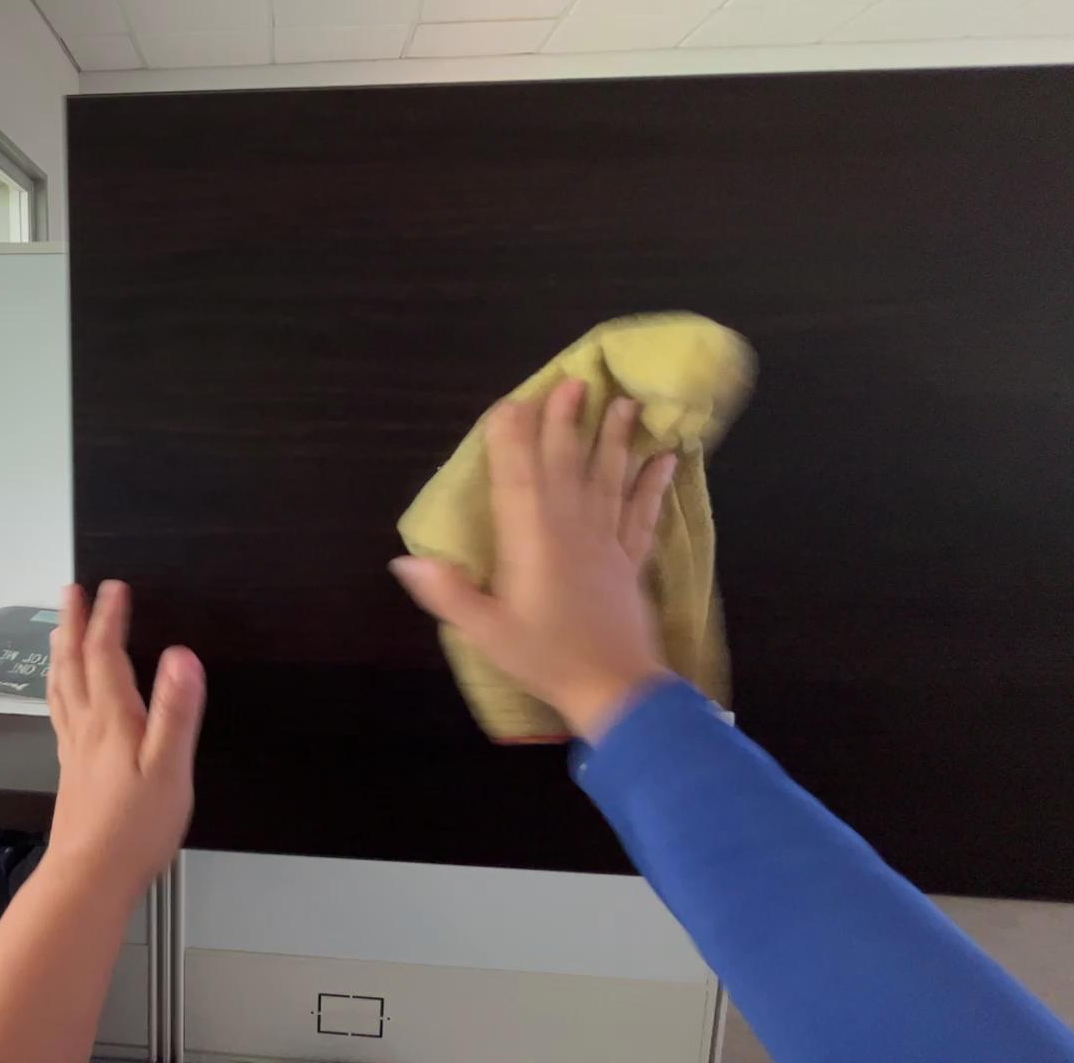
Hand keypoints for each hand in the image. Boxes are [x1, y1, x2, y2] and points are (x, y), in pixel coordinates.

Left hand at [44, 580, 204, 901]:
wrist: (89, 878)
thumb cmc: (134, 828)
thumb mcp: (168, 768)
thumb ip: (176, 711)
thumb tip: (182, 658)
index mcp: (112, 719)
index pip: (107, 654)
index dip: (109, 617)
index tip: (113, 587)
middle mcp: (87, 725)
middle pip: (75, 662)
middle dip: (75, 622)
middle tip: (72, 591)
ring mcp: (75, 746)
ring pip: (62, 685)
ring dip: (62, 650)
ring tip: (59, 628)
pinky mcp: (72, 767)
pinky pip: (60, 712)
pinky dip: (59, 688)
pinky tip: (61, 693)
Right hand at [390, 379, 676, 741]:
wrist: (616, 690)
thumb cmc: (544, 657)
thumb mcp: (485, 631)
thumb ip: (448, 594)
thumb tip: (406, 561)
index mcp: (532, 544)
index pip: (518, 481)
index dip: (513, 441)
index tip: (512, 404)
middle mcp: (571, 532)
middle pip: (565, 468)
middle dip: (566, 424)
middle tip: (576, 383)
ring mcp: (606, 543)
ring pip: (608, 481)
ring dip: (614, 441)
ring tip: (626, 403)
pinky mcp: (629, 560)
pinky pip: (642, 514)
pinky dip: (654, 486)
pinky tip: (667, 459)